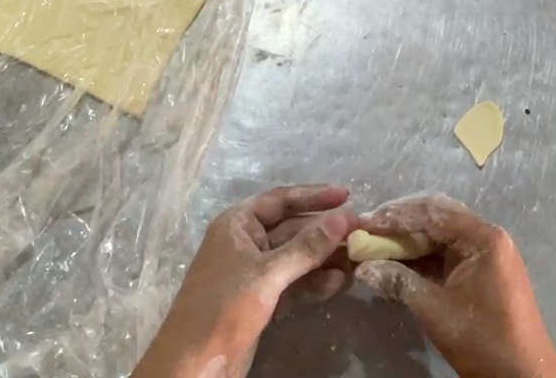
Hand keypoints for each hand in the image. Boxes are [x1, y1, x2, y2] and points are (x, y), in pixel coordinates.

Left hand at [133, 184, 356, 377]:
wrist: (193, 367)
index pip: (281, 200)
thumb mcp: (267, 274)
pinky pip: (293, 284)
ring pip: (296, 258)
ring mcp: (253, 273)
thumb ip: (306, 247)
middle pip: (292, 229)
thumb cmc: (223, 308)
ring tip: (358, 261)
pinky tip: (339, 284)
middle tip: (362, 233)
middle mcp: (246, 242)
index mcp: (238, 224)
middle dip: (325, 233)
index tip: (347, 195)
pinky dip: (314, 284)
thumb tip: (343, 218)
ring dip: (324, 260)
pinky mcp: (260, 301)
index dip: (314, 196)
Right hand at [354, 194, 555, 377]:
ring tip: (377, 243)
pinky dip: (422, 256)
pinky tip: (397, 260)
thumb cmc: (484, 342)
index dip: (396, 215)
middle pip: (437, 216)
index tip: (365, 221)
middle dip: (401, 221)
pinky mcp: (481, 271)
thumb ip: (399, 283)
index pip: (433, 212)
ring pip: (440, 234)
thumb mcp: (436, 312)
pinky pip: (447, 253)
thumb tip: (362, 267)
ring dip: (409, 238)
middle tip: (369, 228)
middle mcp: (486, 237)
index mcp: (483, 238)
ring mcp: (485, 254)